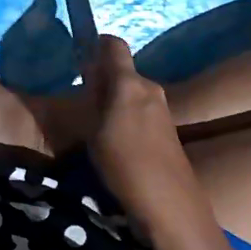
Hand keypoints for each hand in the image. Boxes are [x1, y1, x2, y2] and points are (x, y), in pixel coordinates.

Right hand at [85, 36, 196, 219]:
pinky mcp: (167, 128)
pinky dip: (126, 114)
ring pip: (131, 91)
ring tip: (94, 122)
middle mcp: (150, 88)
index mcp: (130, 83)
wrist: (170, 204)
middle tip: (81, 97)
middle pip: (123, 70)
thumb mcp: (95, 131)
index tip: (80, 57)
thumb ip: (93, 99)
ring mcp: (162, 108)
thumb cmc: (125, 164)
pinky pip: (140, 108)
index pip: (114, 45)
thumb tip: (91, 74)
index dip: (97, 44)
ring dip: (114, 99)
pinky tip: (115, 139)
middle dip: (103, 78)